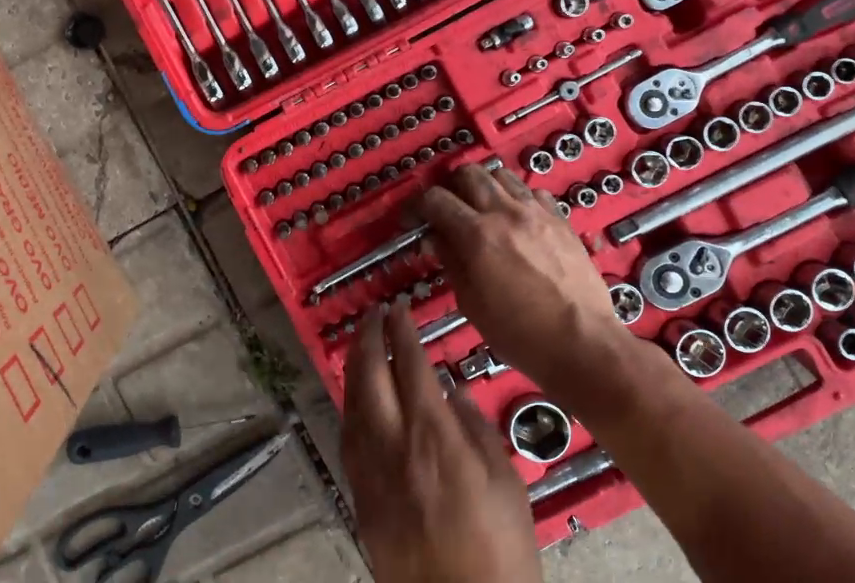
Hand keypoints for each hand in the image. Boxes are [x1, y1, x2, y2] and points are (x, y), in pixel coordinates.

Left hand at [341, 304, 539, 582]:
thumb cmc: (498, 549)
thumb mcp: (506, 483)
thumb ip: (477, 428)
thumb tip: (452, 391)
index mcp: (432, 434)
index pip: (408, 363)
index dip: (401, 329)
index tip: (400, 306)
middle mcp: (390, 441)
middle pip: (368, 372)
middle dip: (368, 334)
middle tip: (375, 312)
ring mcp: (368, 467)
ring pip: (351, 398)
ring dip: (355, 364)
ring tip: (364, 343)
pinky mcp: (357, 491)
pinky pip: (347, 431)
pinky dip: (351, 401)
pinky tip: (358, 397)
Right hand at [414, 165, 625, 410]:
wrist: (583, 344)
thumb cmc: (519, 333)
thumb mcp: (471, 303)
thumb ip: (451, 262)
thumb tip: (436, 238)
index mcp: (476, 235)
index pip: (435, 199)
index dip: (417, 206)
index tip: (413, 220)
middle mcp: (505, 213)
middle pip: (468, 173)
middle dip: (451, 187)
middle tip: (448, 211)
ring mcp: (537, 213)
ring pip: (502, 175)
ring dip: (485, 187)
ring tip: (482, 210)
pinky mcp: (561, 220)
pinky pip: (532, 192)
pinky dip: (517, 198)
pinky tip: (517, 220)